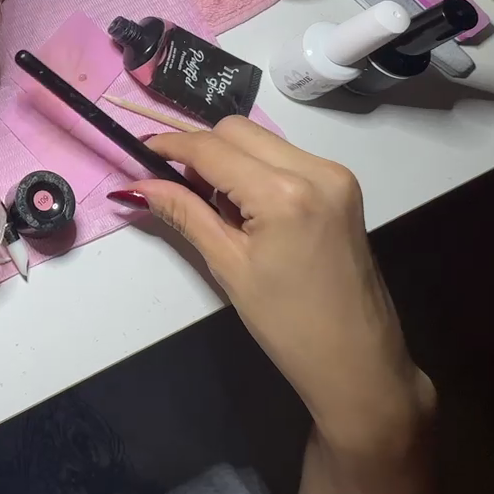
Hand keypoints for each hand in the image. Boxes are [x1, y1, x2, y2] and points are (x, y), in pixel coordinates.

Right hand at [113, 118, 435, 459]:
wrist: (359, 363)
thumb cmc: (288, 323)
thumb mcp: (227, 265)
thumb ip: (182, 212)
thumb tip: (134, 186)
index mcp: (284, 193)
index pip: (211, 148)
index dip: (169, 146)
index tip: (139, 152)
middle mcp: (315, 170)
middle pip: (235, 130)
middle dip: (199, 149)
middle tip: (177, 185)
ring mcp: (334, 175)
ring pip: (259, 139)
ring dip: (227, 156)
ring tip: (215, 203)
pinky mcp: (342, 186)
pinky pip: (282, 155)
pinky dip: (253, 167)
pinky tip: (246, 206)